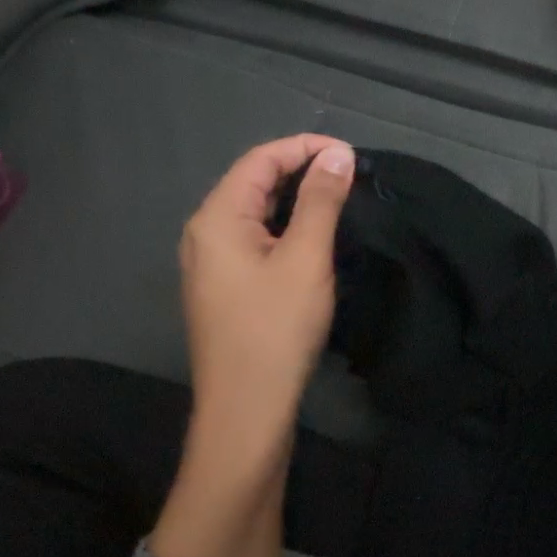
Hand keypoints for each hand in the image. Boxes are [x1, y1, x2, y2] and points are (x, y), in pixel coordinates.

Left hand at [154, 135, 354, 556]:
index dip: (305, 148)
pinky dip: (284, 225)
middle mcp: (204, 233)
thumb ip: (321, 202)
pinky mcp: (223, 286)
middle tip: (351, 175)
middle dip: (301, 170)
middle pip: (252, 181)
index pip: (260, 160)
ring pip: (253, 211)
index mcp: (216, 218)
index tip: (352, 156)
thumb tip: (338, 155)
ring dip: (295, 198)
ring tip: (339, 200)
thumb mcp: (306, 258)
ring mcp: (210, 262)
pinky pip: (253, 237)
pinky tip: (313, 237)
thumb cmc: (276, 328)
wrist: (246, 407)